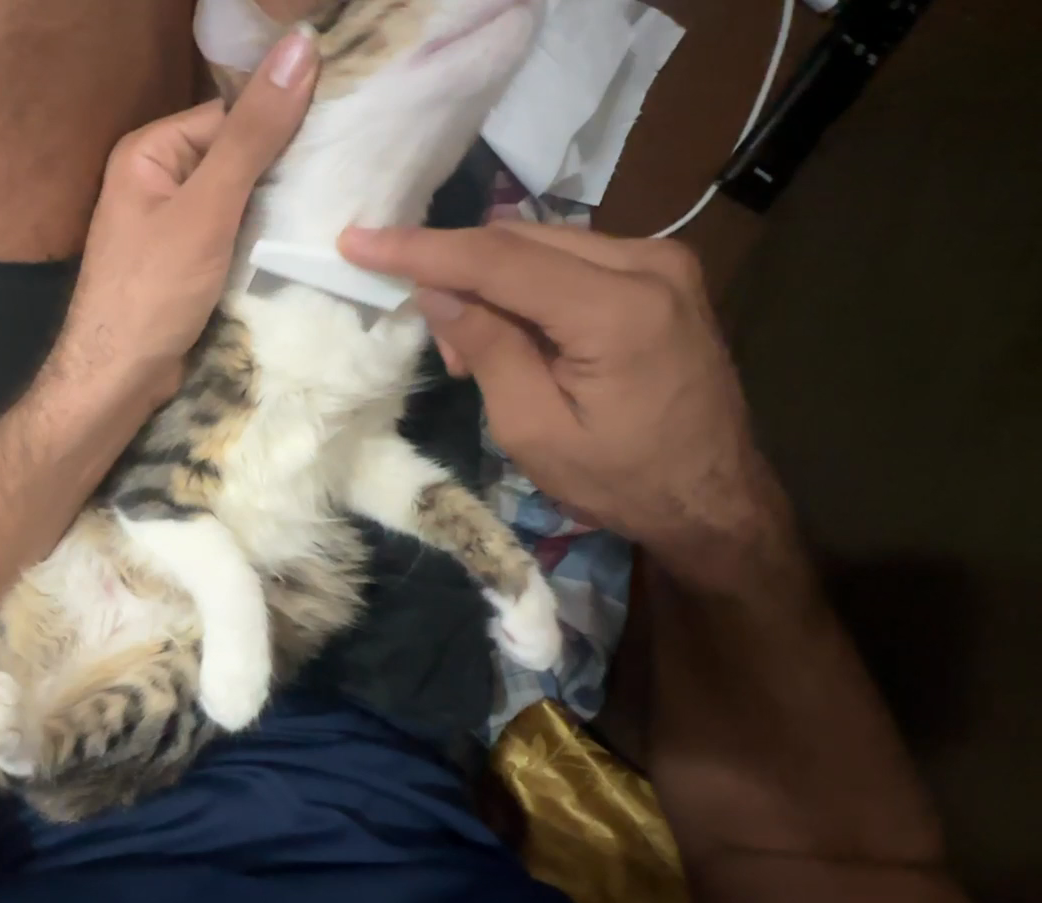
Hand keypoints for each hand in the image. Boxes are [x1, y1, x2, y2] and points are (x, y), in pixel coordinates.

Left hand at [58, 25, 317, 402]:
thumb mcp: (207, 208)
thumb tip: (300, 47)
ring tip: (329, 212)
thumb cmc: (152, 292)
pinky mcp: (186, 266)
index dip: (281, 123)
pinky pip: (232, 239)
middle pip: (236, 157)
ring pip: (239, 202)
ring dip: (276, 211)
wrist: (119, 379)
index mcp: (149, 152)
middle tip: (341, 179)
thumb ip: (252, 135)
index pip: (229, 115)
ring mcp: (170, 227)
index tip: (337, 138)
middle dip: (282, 171)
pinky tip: (297, 247)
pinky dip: (260, 243)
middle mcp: (157, 182)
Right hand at [339, 222, 789, 582]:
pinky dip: (521, 285)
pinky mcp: (658, 274)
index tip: (357, 240)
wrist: (711, 495)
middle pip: (518, 241)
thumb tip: (436, 292)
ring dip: (486, 283)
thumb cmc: (618, 479)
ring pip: (539, 244)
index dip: (420, 249)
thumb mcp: (532, 429)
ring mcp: (659, 262)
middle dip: (454, 275)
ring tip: (471, 351)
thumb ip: (487, 350)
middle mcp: (646, 264)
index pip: (497, 260)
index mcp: (616, 310)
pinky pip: (566, 259)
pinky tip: (511, 333)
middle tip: (435, 342)